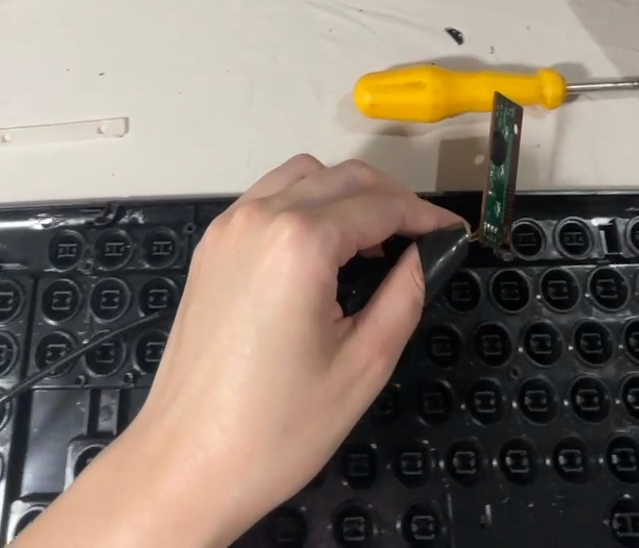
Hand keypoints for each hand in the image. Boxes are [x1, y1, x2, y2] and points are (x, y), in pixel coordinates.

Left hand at [96, 156, 461, 545]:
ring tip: (374, 240)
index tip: (454, 233)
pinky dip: (306, 202)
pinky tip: (323, 247)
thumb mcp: (362, 366)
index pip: (378, 205)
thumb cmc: (277, 427)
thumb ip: (404, 295)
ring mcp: (230, 225)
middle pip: (344, 177)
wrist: (185, 464)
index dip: (424, 215)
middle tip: (422, 238)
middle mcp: (260, 216)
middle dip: (391, 198)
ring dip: (346, 193)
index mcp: (300, 242)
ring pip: (304, 175)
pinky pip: (269, 196)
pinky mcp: (212, 243)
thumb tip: (425, 253)